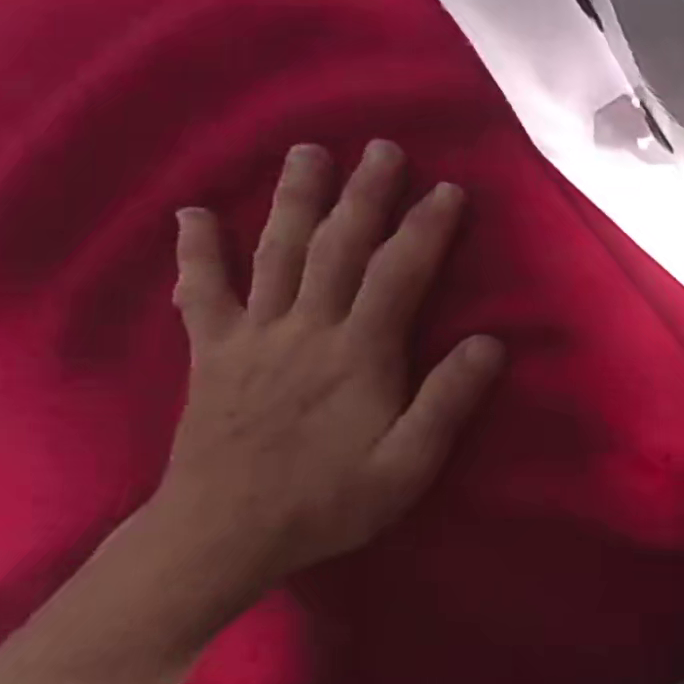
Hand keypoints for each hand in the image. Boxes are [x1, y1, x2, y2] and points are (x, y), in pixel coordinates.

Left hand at [158, 140, 503, 580]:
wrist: (222, 535)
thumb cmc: (327, 501)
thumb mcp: (408, 465)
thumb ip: (448, 401)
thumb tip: (490, 342)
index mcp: (359, 352)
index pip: (399, 273)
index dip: (426, 227)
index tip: (448, 189)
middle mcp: (306, 328)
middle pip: (339, 246)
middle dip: (365, 193)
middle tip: (382, 148)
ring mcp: (254, 335)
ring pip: (276, 252)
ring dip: (295, 199)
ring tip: (308, 152)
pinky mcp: (214, 352)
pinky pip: (203, 293)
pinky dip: (198, 252)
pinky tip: (194, 215)